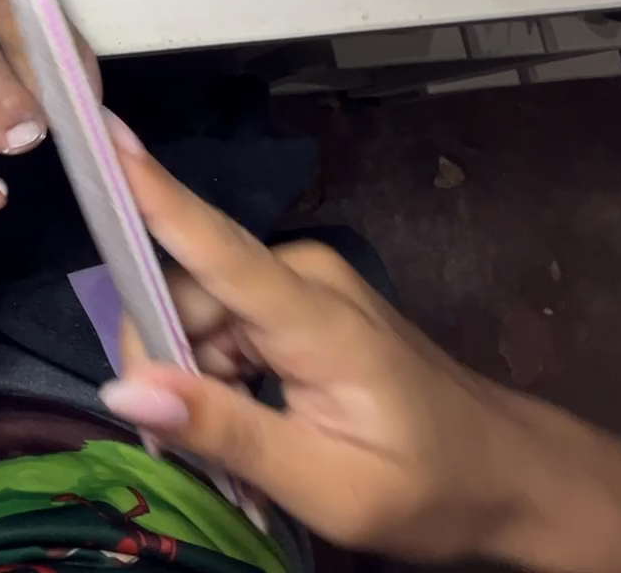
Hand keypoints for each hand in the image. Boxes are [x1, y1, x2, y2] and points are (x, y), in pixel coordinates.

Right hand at [94, 109, 532, 562]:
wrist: (517, 477)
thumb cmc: (435, 488)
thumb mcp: (331, 489)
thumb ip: (224, 433)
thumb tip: (122, 392)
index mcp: (314, 315)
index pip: (214, 243)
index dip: (151, 188)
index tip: (103, 130)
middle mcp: (294, 271)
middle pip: (179, 295)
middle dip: (164, 364)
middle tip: (182, 446)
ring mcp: (291, 275)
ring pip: (187, 309)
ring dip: (187, 372)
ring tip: (228, 442)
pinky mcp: (284, 289)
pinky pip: (210, 316)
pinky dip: (207, 366)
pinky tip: (239, 410)